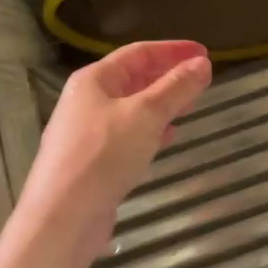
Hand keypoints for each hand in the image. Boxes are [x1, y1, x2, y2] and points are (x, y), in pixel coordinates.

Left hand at [17, 41, 211, 254]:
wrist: (62, 218)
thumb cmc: (103, 155)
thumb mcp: (146, 115)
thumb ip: (176, 88)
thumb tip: (203, 64)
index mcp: (94, 80)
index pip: (139, 53)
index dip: (173, 50)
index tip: (205, 52)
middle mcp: (86, 100)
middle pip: (133, 79)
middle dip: (168, 78)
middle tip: (201, 81)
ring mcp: (86, 133)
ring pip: (131, 109)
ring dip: (161, 105)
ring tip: (189, 109)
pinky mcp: (91, 162)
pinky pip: (126, 135)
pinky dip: (149, 131)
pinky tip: (166, 139)